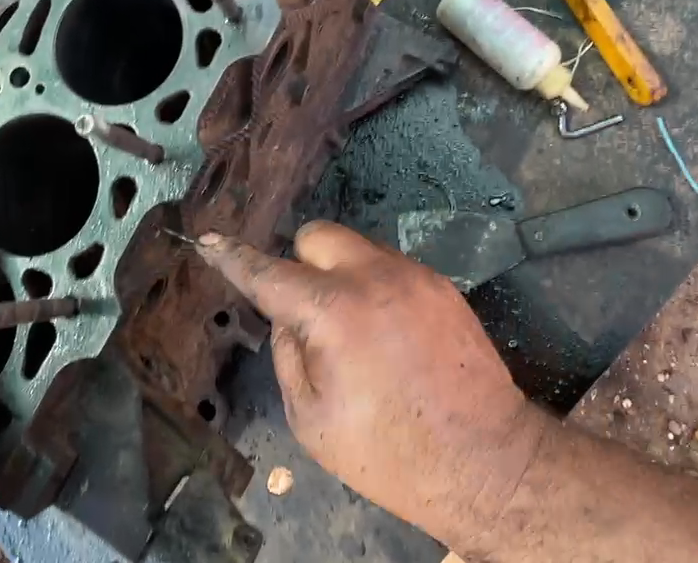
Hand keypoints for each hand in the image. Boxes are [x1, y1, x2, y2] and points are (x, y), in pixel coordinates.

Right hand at [197, 221, 553, 553]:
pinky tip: (390, 337)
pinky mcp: (440, 285)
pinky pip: (390, 268)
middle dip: (301, 263)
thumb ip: (287, 354)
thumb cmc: (390, 453)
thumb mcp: (312, 419)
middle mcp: (373, 277)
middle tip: (308, 312)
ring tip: (358, 335)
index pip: (268, 273)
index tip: (210, 242)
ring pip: (356, 248)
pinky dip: (374, 288)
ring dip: (340, 276)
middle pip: (316, 235)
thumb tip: (288, 316)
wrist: (488, 462)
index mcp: (332, 312)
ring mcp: (412, 275)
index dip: (233, 258)